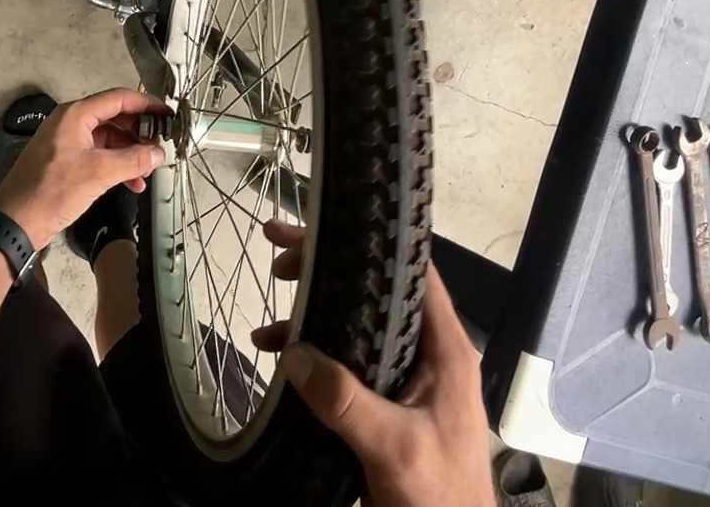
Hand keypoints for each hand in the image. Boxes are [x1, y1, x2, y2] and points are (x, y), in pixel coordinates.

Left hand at [0, 88, 168, 249]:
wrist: (15, 222)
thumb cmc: (54, 191)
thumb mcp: (98, 173)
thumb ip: (133, 160)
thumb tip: (159, 153)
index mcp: (76, 115)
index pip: (118, 98)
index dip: (146, 104)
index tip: (169, 115)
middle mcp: (71, 122)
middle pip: (114, 117)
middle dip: (140, 132)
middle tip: (163, 145)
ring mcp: (67, 142)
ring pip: (108, 138)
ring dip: (130, 152)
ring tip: (149, 170)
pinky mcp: (66, 162)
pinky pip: (98, 155)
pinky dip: (116, 165)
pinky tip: (132, 183)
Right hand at [250, 220, 494, 506]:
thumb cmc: (440, 498)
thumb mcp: (396, 449)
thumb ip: (348, 402)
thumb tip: (294, 353)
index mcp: (442, 347)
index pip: (410, 270)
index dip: (367, 241)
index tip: (315, 229)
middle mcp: (424, 349)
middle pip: (373, 288)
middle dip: (324, 268)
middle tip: (278, 256)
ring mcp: (405, 373)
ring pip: (353, 320)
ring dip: (309, 312)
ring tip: (266, 311)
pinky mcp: (386, 398)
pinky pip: (343, 357)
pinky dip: (309, 351)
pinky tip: (275, 355)